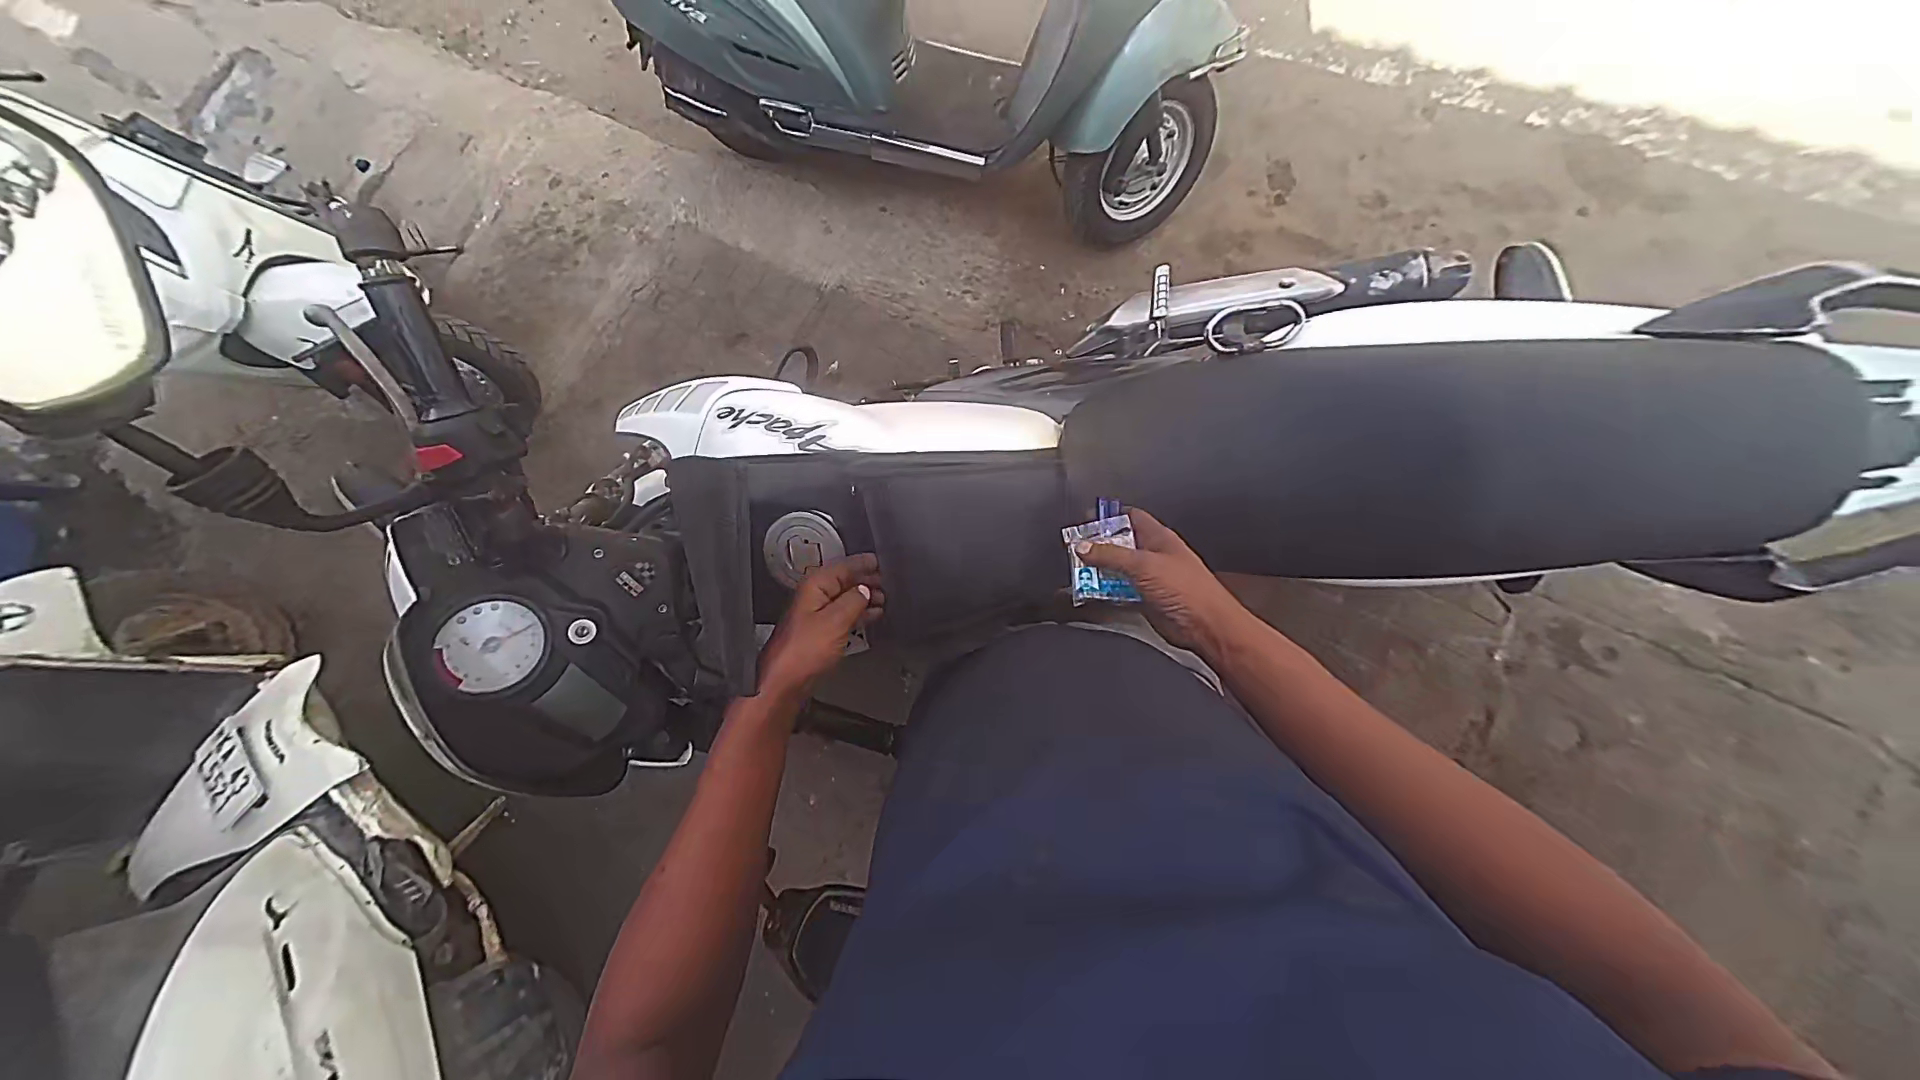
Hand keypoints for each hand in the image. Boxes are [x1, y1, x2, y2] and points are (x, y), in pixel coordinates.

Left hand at [757, 554, 884, 700]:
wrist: (785, 682)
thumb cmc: (801, 653)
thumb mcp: (836, 620)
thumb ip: (854, 600)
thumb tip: (866, 590)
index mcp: (814, 587)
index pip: (843, 566)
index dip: (862, 563)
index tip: (878, 561)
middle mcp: (813, 598)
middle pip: (843, 581)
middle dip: (865, 580)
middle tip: (885, 581)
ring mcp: (815, 615)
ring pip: (845, 598)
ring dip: (864, 597)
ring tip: (882, 598)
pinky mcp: (819, 632)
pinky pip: (843, 615)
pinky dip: (858, 613)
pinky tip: (869, 616)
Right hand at [1075, 508, 1251, 655]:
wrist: (1206, 626)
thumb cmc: (1188, 590)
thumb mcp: (1143, 564)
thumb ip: (1110, 555)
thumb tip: (1084, 547)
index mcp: (1158, 538)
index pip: (1130, 517)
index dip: (1108, 517)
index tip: (1086, 522)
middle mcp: (1153, 556)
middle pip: (1120, 544)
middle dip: (1098, 547)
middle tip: (1077, 551)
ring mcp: (1150, 578)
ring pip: (1118, 569)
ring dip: (1099, 572)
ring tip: (1081, 573)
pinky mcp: (1146, 600)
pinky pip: (1120, 592)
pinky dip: (1106, 592)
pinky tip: (1094, 594)